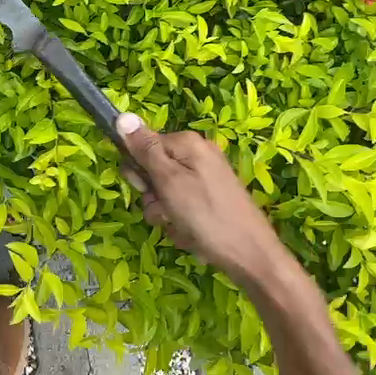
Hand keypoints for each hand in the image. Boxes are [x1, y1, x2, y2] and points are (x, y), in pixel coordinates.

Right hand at [117, 113, 291, 288]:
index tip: (147, 190)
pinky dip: (181, 221)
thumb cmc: (207, 216)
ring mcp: (207, 177)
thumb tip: (122, 116)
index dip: (139, 170)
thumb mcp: (169, 181)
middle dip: (153, 196)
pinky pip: (182, 205)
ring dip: (166, 213)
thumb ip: (145, 150)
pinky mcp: (212, 199)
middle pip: (154, 169)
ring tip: (181, 227)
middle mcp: (198, 154)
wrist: (252, 257)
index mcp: (187, 143)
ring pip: (166, 192)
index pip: (143, 145)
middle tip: (167, 211)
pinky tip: (191, 235)